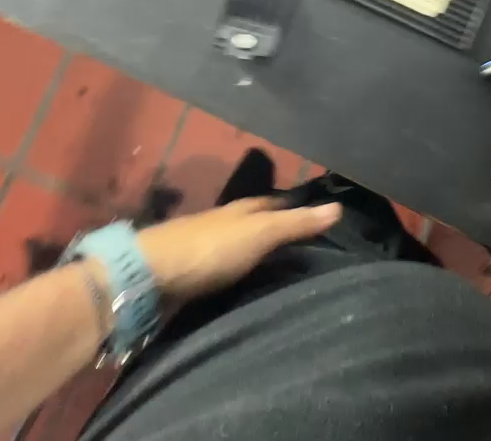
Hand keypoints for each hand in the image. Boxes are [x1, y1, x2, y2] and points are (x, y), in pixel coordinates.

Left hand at [135, 197, 340, 299]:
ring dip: (258, 256)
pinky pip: (226, 272)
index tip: (321, 216)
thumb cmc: (212, 248)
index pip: (276, 202)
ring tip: (285, 273)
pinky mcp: (192, 276)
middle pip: (256, 223)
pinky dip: (241, 276)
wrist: (151, 276)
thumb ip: (296, 223)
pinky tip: (250, 289)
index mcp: (242, 208)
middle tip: (309, 248)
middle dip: (278, 230)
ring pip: (240, 248)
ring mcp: (205, 249)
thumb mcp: (261, 233)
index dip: (296, 207)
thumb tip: (339, 207)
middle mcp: (225, 223)